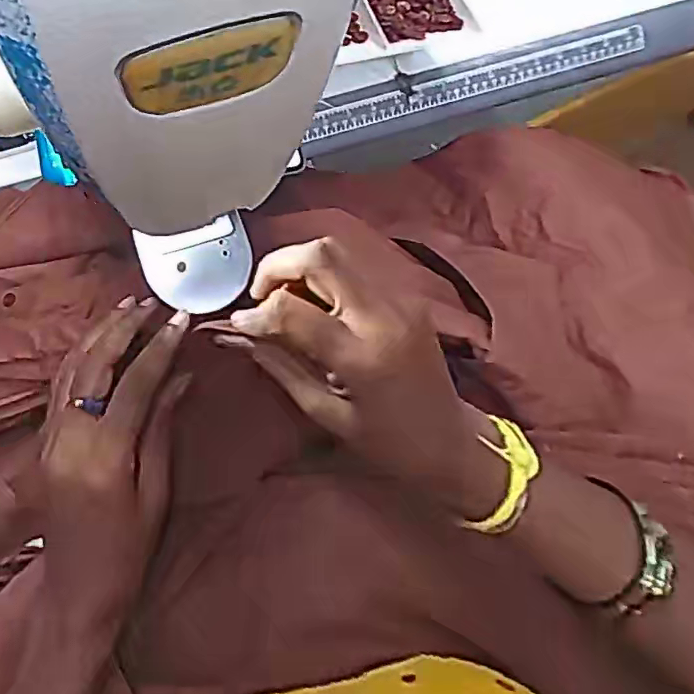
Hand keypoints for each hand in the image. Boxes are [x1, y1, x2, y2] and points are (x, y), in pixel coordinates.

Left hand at [37, 298, 193, 627]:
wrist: (76, 589)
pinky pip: (60, 384)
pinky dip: (80, 354)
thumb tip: (179, 377)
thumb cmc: (126, 550)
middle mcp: (68, 435)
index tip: (180, 320)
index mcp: (102, 453)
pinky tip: (98, 339)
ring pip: (71, 367)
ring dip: (98, 333)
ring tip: (126, 308)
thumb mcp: (155, 493)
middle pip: (93, 363)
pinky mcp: (45, 439)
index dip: (159, 348)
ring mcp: (50, 435)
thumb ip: (161, 428)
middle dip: (123, 327)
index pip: (132, 383)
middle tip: (150, 304)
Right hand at [215, 236, 503, 520]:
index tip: (241, 322)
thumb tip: (240, 333)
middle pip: (319, 254)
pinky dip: (322, 274)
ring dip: (299, 266)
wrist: (453, 443)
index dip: (256, 311)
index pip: (291, 308)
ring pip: (336, 250)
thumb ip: (279, 365)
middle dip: (276, 266)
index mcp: (361, 355)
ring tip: (284, 298)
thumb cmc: (387, 442)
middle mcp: (383, 315)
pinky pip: (353, 266)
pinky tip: (314, 302)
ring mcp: (400, 299)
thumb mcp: (324, 412)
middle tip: (261, 296)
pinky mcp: (406, 295)